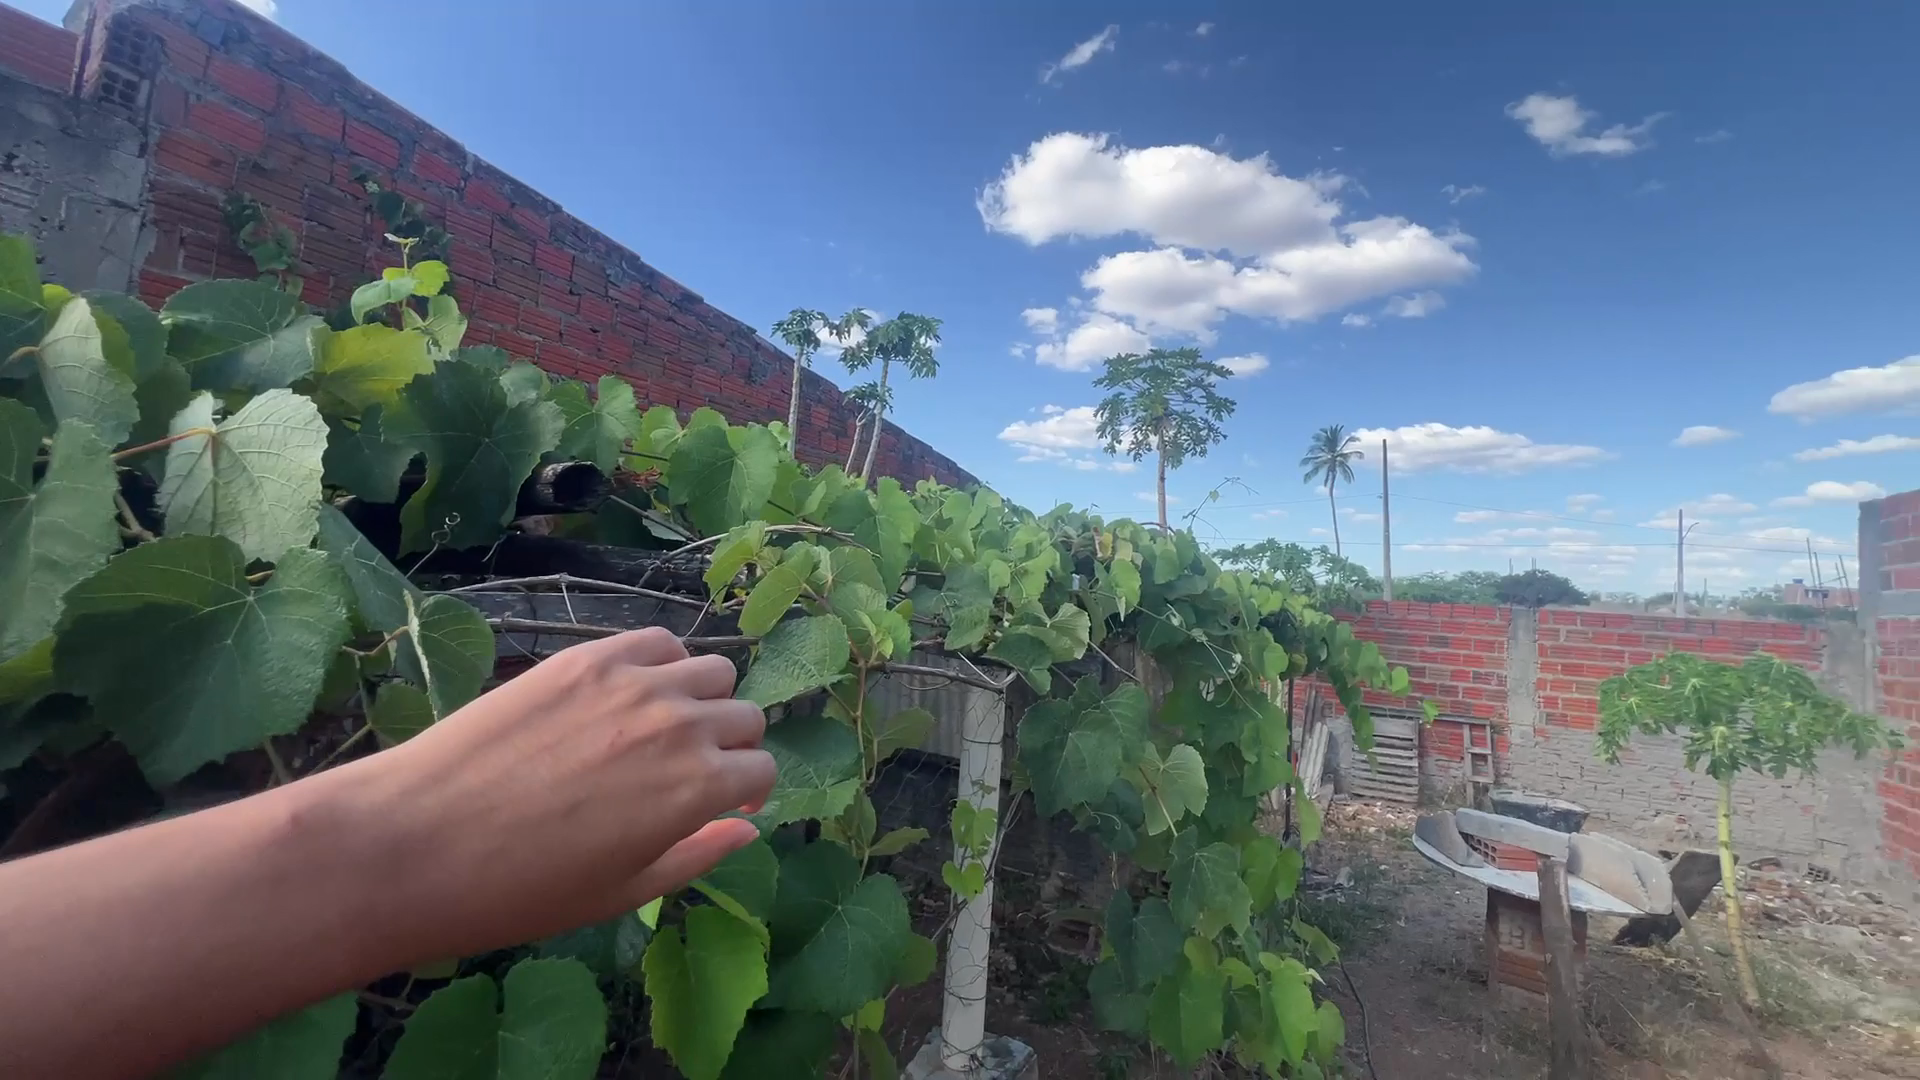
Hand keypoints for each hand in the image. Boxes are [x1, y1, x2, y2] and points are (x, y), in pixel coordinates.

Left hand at [333, 627, 775, 964]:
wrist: (410, 845)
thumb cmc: (520, 890)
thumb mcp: (622, 893)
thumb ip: (698, 855)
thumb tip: (747, 828)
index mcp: (698, 788)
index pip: (762, 769)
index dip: (751, 790)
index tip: (728, 802)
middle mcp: (683, 724)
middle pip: (746, 716)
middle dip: (734, 746)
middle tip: (697, 766)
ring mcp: (637, 683)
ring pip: (713, 671)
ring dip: (707, 699)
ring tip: (670, 722)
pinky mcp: (592, 658)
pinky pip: (659, 641)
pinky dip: (666, 663)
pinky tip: (638, 689)